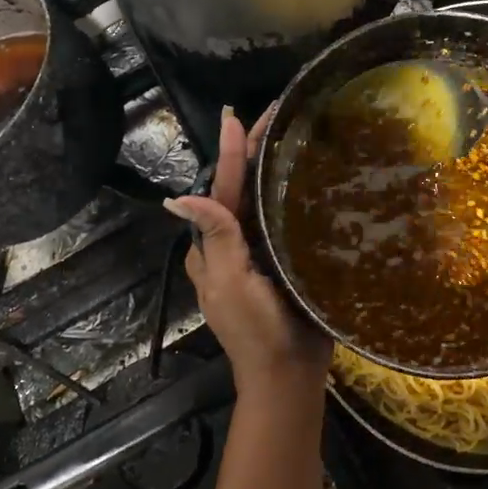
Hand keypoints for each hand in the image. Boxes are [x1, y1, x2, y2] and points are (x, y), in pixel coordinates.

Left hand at [164, 107, 331, 399]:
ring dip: (273, 166)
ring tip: (292, 133)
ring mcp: (258, 254)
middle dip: (254, 150)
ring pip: (262, 200)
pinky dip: (290, 194)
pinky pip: (282, 220)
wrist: (289, 375)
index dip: (230, 152)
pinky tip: (309, 178)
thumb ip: (214, 238)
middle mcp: (232, 244)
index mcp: (213, 245)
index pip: (221, 188)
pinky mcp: (283, 263)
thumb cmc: (256, 330)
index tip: (237, 115)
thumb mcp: (229, 284)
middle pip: (241, 188)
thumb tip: (177, 197)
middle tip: (278, 113)